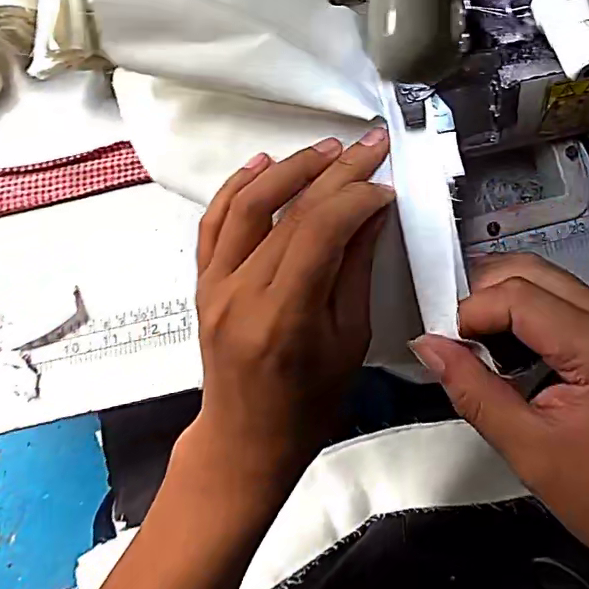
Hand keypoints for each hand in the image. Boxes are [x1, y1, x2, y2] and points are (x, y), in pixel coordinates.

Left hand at [189, 128, 395, 489]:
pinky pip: (215, 221)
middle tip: (368, 147)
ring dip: (291, 167)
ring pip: (249, 204)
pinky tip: (263, 163)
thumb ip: (357, 268)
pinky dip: (238, 186)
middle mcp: (243, 294)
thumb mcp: (350, 339)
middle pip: (292, 210)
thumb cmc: (305, 404)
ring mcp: (216, 285)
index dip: (357, 198)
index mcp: (286, 317)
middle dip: (337, 171)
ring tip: (327, 148)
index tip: (383, 189)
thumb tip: (371, 213)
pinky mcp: (205, 282)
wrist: (245, 440)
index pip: (322, 229)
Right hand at [408, 254, 588, 581]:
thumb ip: (473, 389)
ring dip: (503, 299)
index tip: (445, 343)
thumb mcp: (528, 449)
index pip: (520, 296)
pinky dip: (526, 310)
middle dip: (484, 295)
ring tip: (476, 340)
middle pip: (533, 272)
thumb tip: (428, 346)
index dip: (472, 312)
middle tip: (455, 335)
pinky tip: (508, 343)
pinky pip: (563, 296)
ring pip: (547, 277)